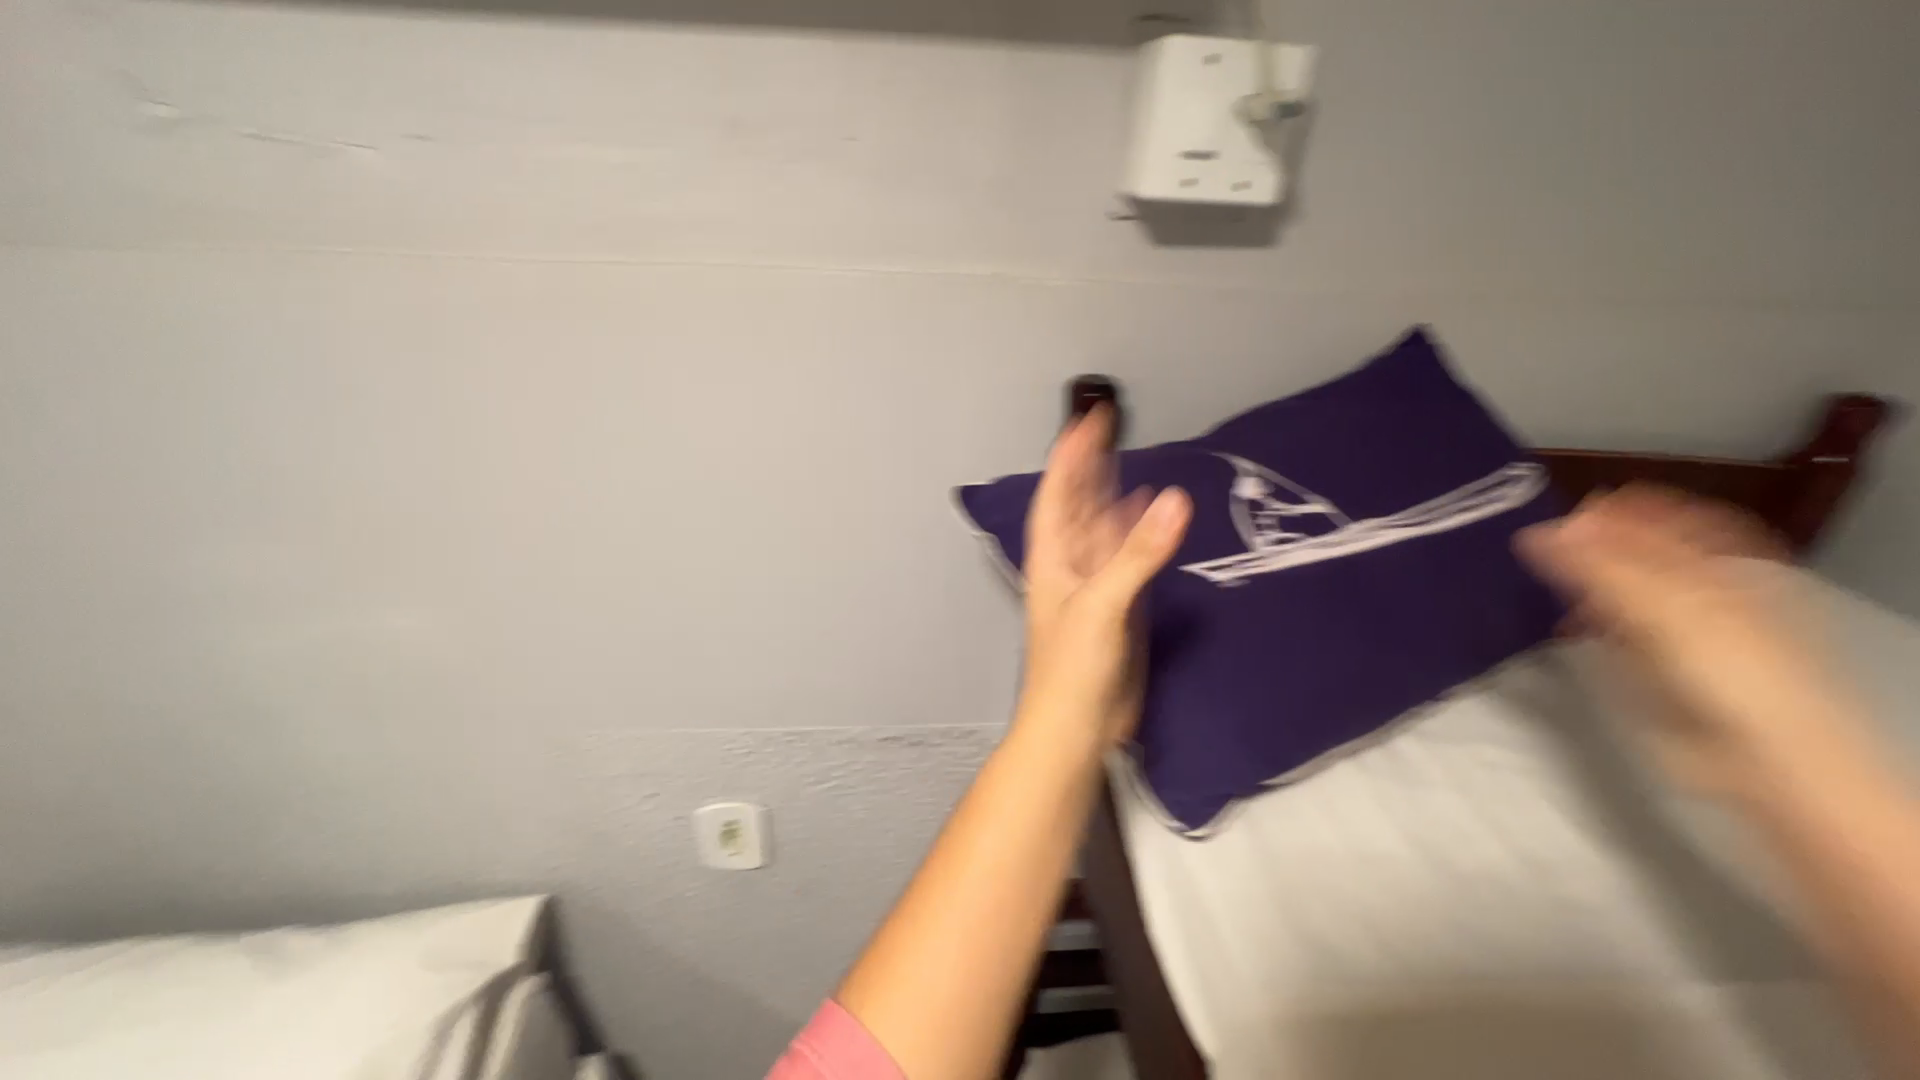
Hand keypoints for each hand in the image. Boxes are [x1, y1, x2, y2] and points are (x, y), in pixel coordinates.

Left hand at [1019, 406, 1190, 744]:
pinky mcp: (1120, 607)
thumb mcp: (1102, 604)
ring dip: (1116, 497)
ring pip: (1105, 530)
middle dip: (1092, 467)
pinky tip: (1153, 519)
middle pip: (1080, 504)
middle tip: (1110, 426)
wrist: (1078, 726)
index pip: (1059, 494)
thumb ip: (1138, 554)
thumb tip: (1174, 500)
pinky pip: (1129, 560)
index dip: (1070, 456)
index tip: (1087, 418)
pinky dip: (1140, 537)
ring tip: (1129, 461)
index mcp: (1053, 558)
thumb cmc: (1073, 666)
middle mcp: (1071, 564)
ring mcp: (1096, 585)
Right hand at [1517, 486, 1858, 794]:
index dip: (1626, 511)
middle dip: (1595, 547)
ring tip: (1550, 582)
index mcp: (1725, 567)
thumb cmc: (1730, 671)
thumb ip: (1599, 567)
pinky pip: (1615, 631)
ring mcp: (1680, 631)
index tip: (1574, 512)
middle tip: (1548, 547)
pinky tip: (1568, 622)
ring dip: (1586, 585)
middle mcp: (1704, 592)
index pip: (1673, 519)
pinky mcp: (1655, 667)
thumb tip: (1535, 532)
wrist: (1763, 759)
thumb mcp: (1666, 607)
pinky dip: (1589, 621)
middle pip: (1642, 554)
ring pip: (1623, 592)